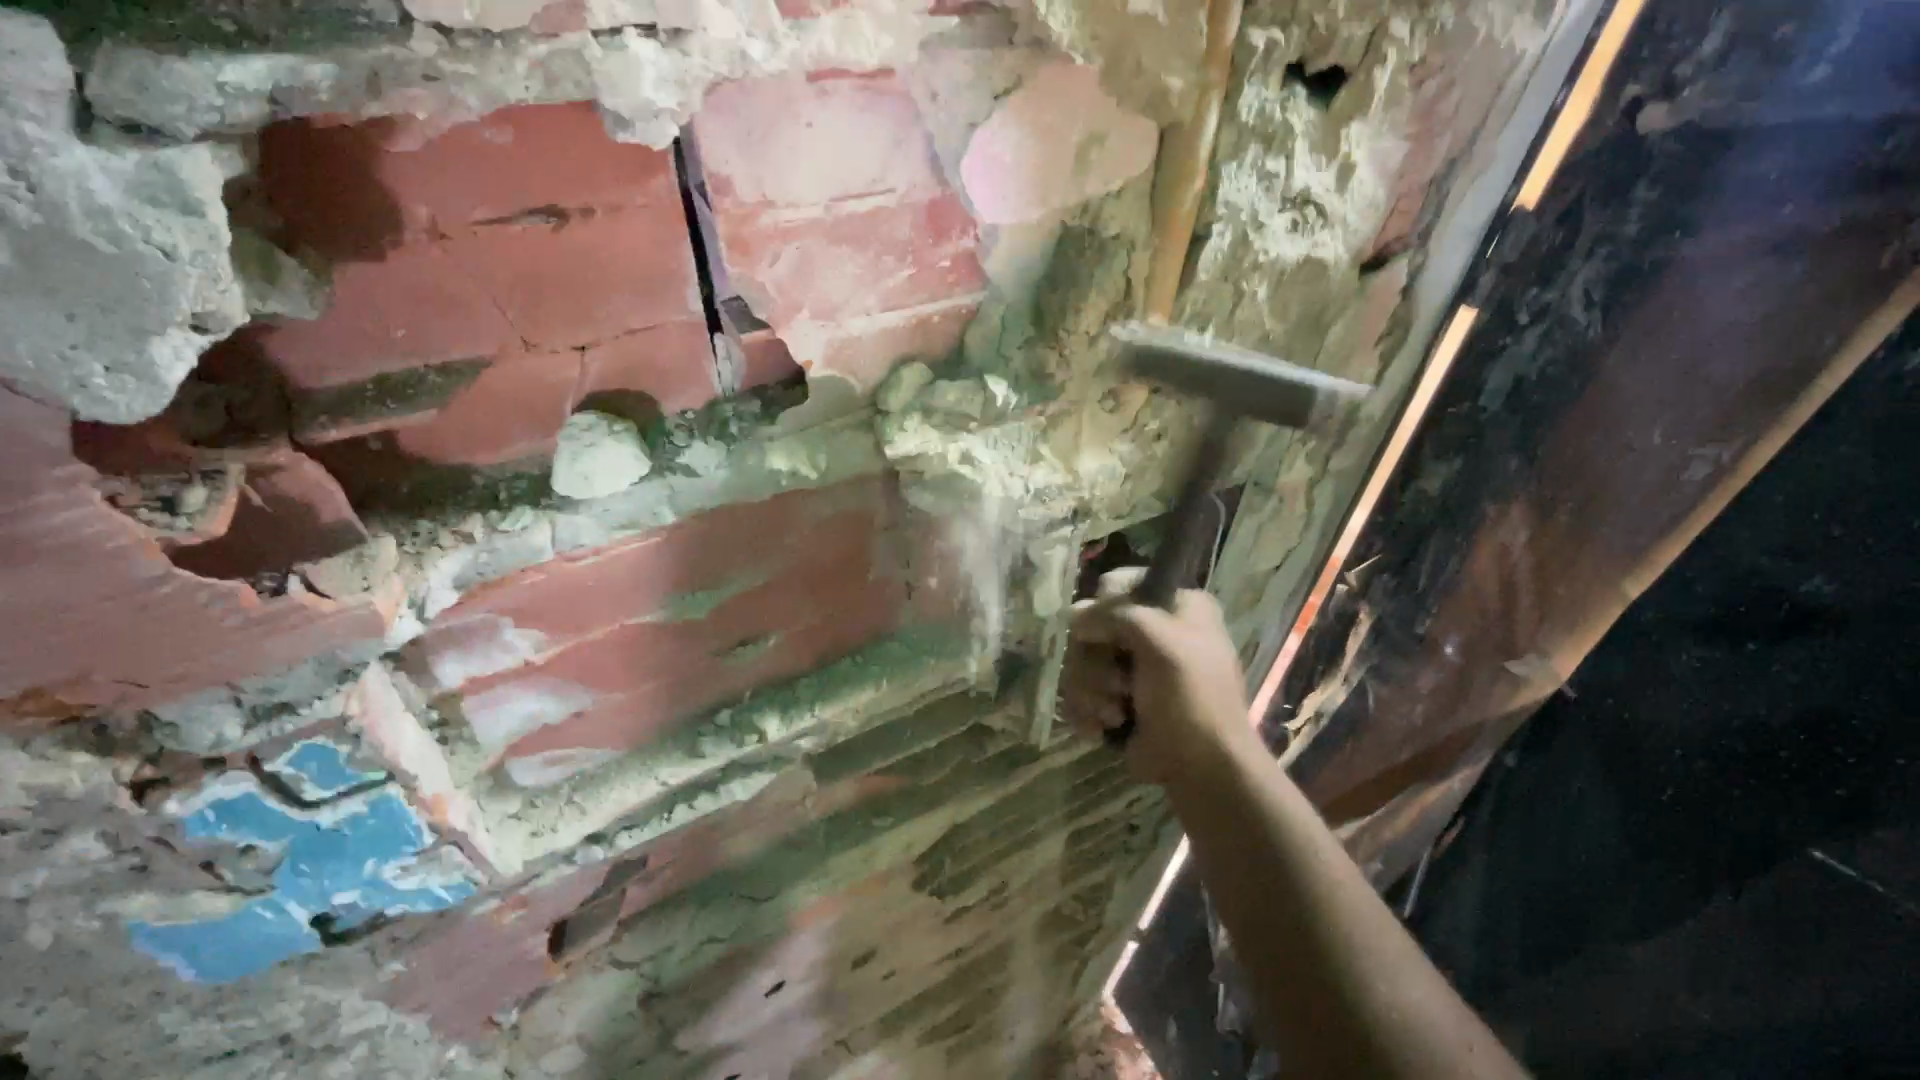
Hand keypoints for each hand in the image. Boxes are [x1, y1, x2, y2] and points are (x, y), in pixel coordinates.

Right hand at [1061, 568, 1259, 787]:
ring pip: (1080, 662)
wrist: (1201, 766)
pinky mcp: (1115, 699)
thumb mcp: (1161, 639)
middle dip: (1096, 661)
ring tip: (1114, 713)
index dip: (1104, 604)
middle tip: (1118, 685)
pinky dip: (1087, 712)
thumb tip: (1075, 618)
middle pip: (1091, 627)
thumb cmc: (1190, 695)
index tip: (1102, 628)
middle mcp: (1152, 631)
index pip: (1119, 582)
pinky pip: (1079, 692)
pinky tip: (1102, 729)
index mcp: (1175, 606)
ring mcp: (1131, 668)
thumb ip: (1115, 614)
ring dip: (1091, 691)